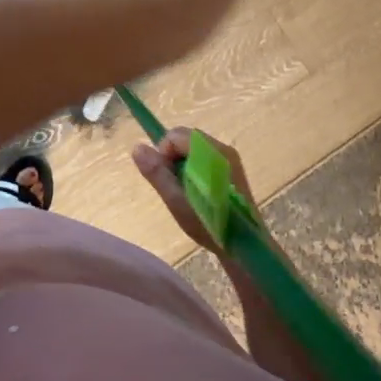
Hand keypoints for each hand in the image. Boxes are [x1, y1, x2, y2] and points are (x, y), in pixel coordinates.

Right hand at [131, 127, 256, 253]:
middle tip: (173, 185)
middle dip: (172, 157)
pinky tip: (197, 192)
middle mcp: (222, 149)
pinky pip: (204, 157)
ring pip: (194, 148)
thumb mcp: (177, 201)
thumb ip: (157, 173)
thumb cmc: (208, 225)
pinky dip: (194, 168)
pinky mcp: (231, 168)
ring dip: (182, 164)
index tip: (165, 177)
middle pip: (185, 138)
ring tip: (184, 191)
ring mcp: (229, 158)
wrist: (244, 246)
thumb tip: (137, 147)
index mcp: (211, 153)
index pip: (176, 135)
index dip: (163, 152)